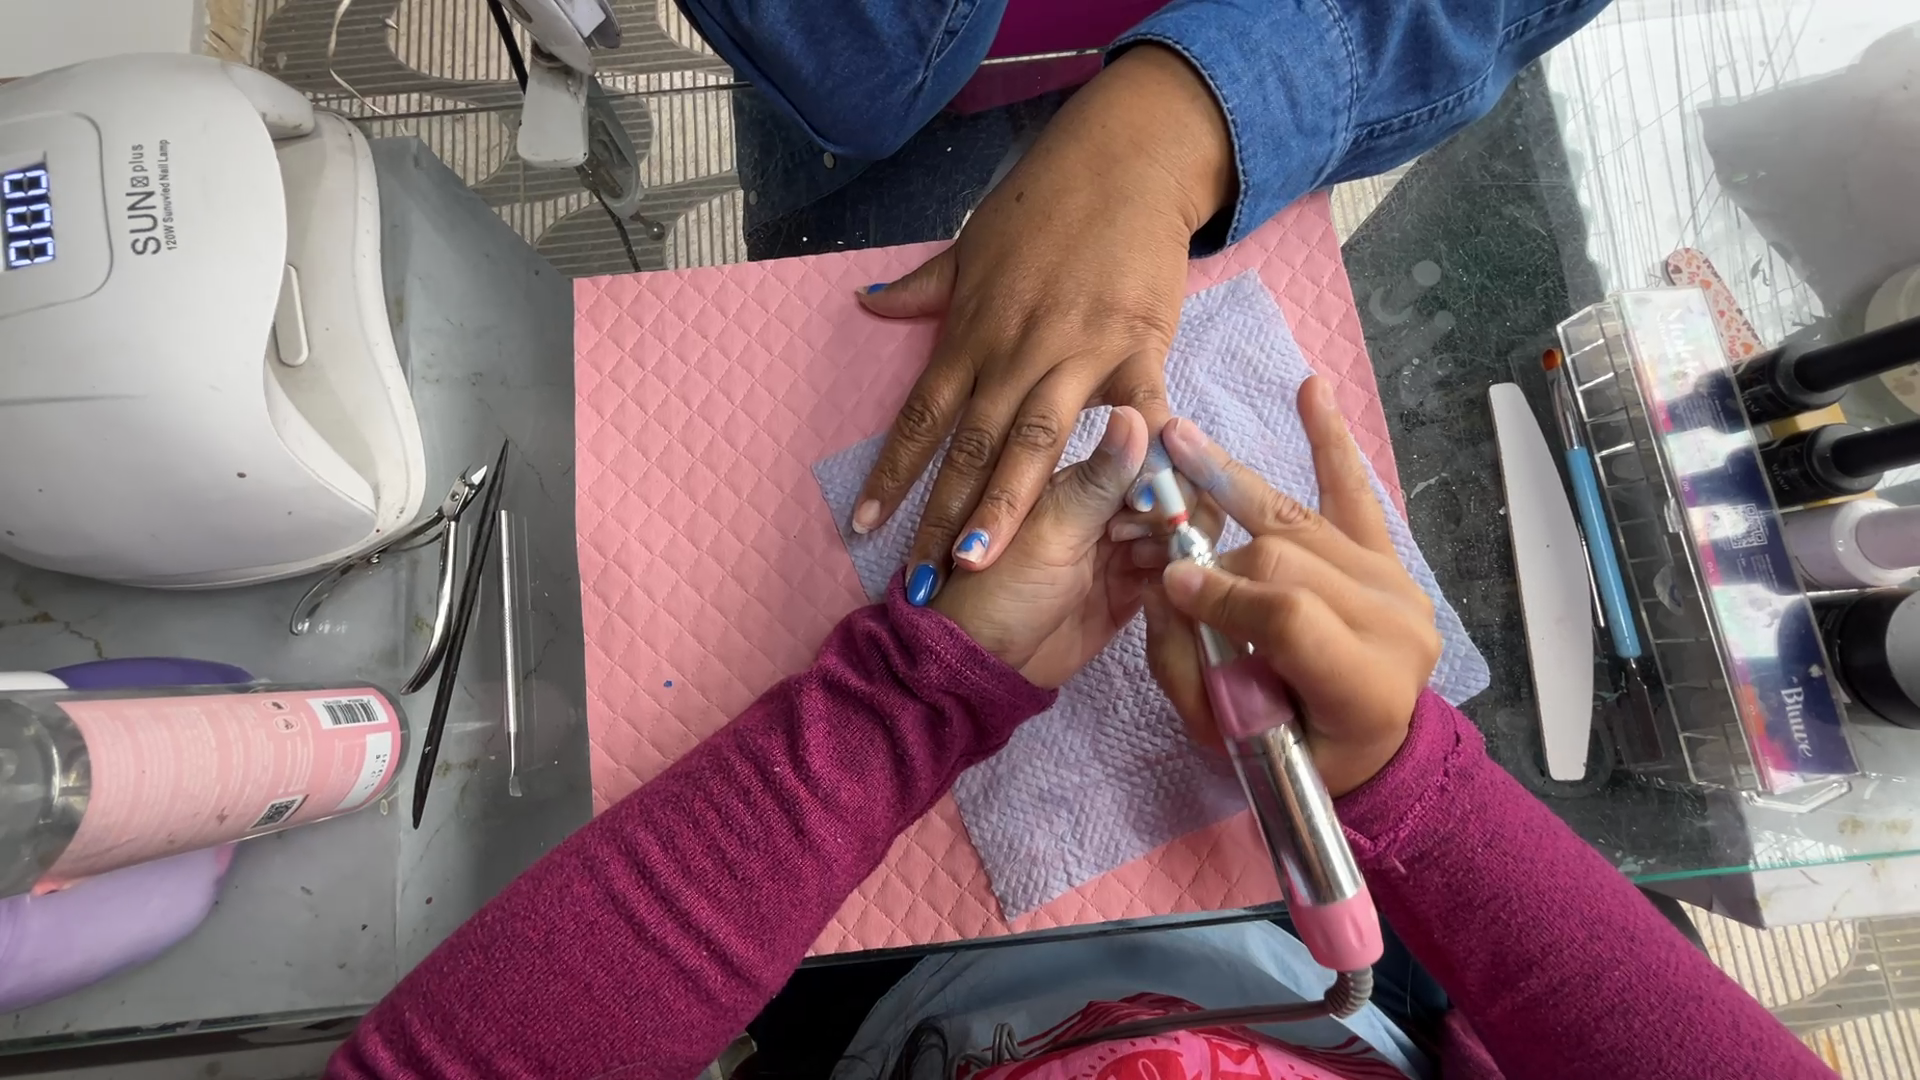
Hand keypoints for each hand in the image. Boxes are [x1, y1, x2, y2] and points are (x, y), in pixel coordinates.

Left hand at [853, 45, 1233, 604]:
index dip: (891, 473)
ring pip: (1036, 440)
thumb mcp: (969, 245)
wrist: (1122, 160)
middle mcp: (1014, 353)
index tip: (864, 524)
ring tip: (979, 563)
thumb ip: (921, 289)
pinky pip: (1138, 411)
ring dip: (1005, 505)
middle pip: (970, 446)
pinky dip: (1137, 457)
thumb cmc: (1042, 210)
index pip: (921, 417)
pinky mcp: (1138, 348)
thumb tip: (863, 303)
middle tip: (916, 579)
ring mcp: (1076, 353)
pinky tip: (1131, 510)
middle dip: (940, 515)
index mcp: (972, 337)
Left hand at [932, 407, 1148, 688]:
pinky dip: (1176, 577)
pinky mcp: (1129, 591)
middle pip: (1169, 496)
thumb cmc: (999, 591)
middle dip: (1173, 514)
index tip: (1159, 501)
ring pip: (1175, 534)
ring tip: (1142, 570)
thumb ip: (1098, 482)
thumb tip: (1135, 413)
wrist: (982, 665)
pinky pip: (1170, 573)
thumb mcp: (1049, 532)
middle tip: (1137, 546)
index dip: (1165, 476)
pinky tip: (1167, 589)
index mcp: (1079, 485)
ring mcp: (1118, 552)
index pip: (1146, 461)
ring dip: (1174, 547)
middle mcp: (1103, 512)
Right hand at [1139, 378, 1442, 795]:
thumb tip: (1164, 589)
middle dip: (1218, 558)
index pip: (1289, 616)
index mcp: (1364, 682)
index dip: (1223, 595)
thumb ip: (1189, 672)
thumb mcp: (1232, 741)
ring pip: (1297, 519)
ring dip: (1232, 480)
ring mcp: (1392, 581)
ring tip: (1179, 440)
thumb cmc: (1298, 752)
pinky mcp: (1385, 558)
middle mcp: (1391, 620)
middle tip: (1167, 550)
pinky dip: (1330, 443)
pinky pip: (1354, 495)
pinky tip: (1311, 392)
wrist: (1377, 747)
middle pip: (1287, 558)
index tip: (1170, 584)